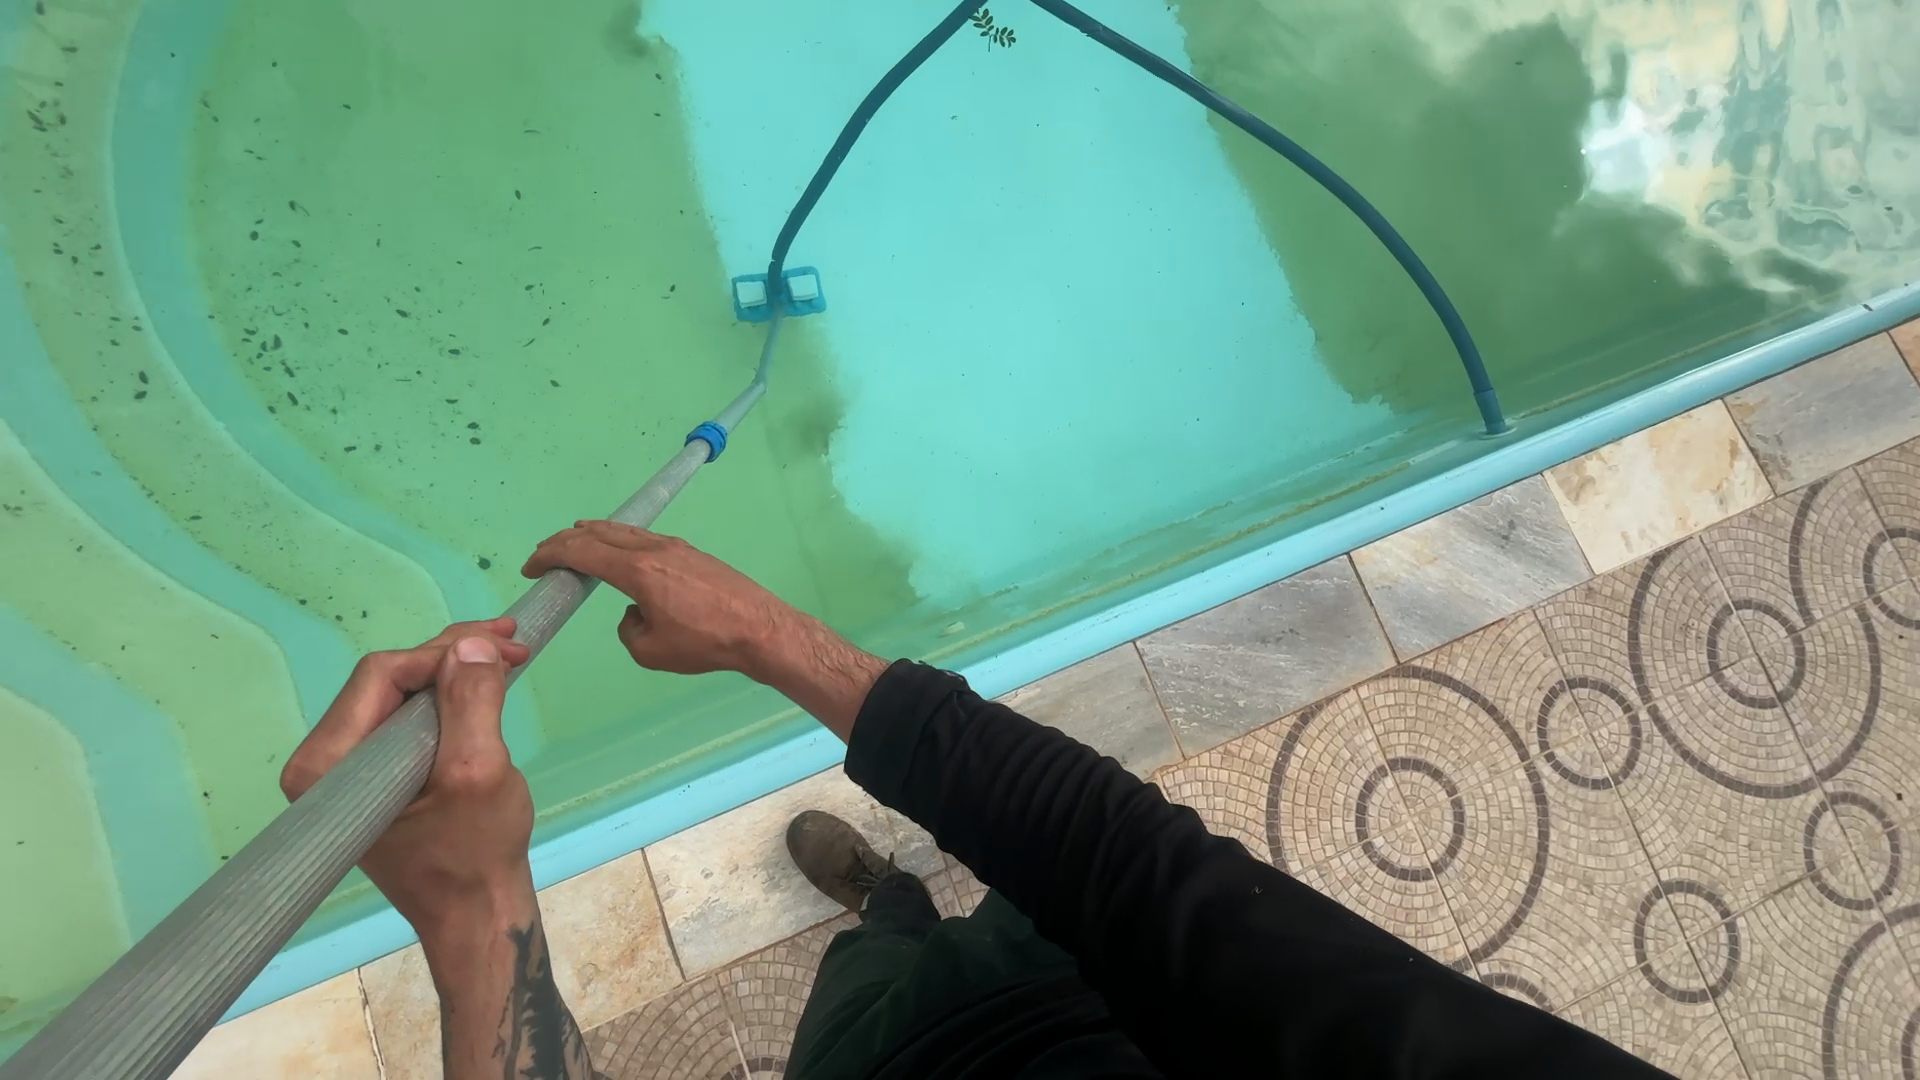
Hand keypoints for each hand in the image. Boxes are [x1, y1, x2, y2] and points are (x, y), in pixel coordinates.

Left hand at [280, 617, 536, 940]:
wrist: (477, 908)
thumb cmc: (475, 847)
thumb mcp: (479, 770)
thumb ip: (472, 704)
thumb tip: (474, 644)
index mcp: (329, 762)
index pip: (383, 673)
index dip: (447, 651)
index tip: (509, 647)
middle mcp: (327, 760)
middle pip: (391, 677)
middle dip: (456, 654)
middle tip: (516, 643)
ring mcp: (352, 768)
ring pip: (405, 692)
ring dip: (459, 670)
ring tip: (511, 656)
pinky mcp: (380, 773)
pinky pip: (413, 715)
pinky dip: (454, 695)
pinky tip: (488, 684)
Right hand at [522, 521, 889, 740]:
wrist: (761, 629)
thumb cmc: (705, 643)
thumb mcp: (650, 651)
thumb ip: (628, 629)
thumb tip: (635, 612)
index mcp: (638, 570)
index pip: (581, 551)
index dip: (549, 555)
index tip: (531, 567)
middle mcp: (655, 549)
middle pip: (601, 533)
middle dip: (568, 540)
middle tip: (547, 552)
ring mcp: (678, 547)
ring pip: (627, 532)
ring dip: (597, 535)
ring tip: (578, 541)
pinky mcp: (695, 554)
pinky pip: (647, 540)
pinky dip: (624, 541)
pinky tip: (623, 552)